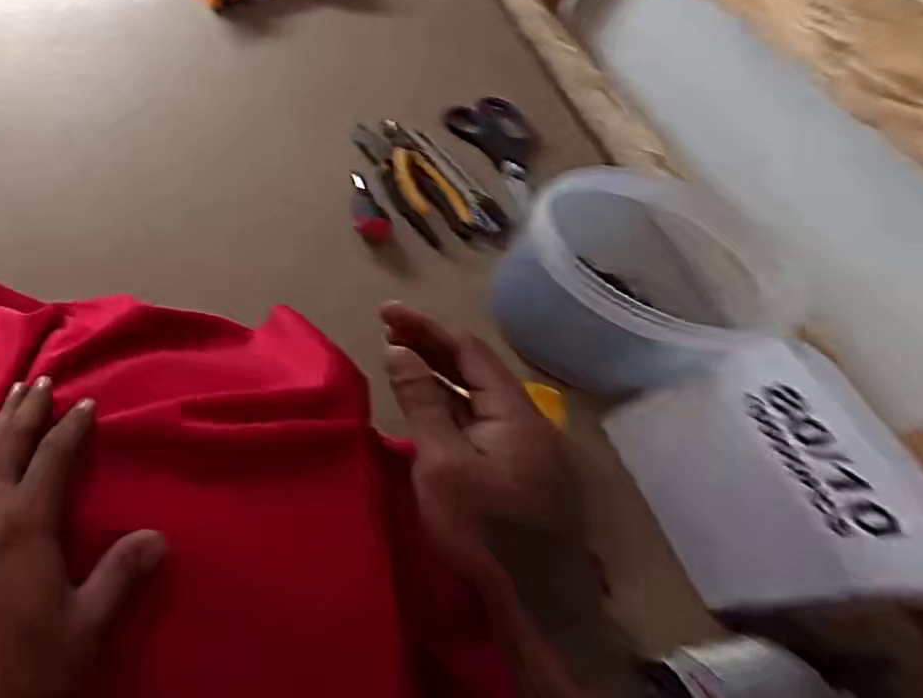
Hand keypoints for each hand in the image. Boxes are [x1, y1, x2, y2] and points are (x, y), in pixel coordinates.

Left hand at [0, 377, 166, 697]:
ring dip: (1, 422)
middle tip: (42, 378)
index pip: (53, 457)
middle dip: (29, 408)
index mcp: (25, 521)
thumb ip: (119, 577)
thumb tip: (158, 536)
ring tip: (12, 395)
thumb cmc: (24, 669)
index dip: (71, 427)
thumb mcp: (84, 630)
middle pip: (10, 442)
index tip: (86, 403)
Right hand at [382, 304, 638, 697]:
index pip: (470, 353)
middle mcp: (530, 427)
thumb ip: (421, 401)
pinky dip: (447, 401)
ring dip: (437, 372)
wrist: (536, 611)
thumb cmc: (484, 532)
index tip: (385, 310)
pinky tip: (425, 401)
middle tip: (385, 326)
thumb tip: (400, 350)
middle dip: (430, 345)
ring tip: (399, 354)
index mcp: (518, 418)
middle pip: (476, 371)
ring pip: (477, 396)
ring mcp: (527, 453)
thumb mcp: (441, 462)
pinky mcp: (518, 475)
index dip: (426, 327)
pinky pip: (478, 421)